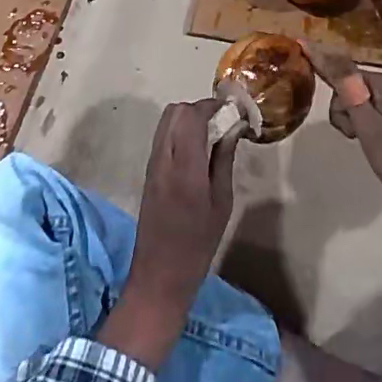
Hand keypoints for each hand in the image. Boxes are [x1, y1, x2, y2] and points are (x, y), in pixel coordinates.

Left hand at [126, 100, 240, 304]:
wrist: (160, 275)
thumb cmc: (198, 244)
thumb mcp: (222, 202)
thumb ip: (224, 160)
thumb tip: (233, 127)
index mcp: (185, 167)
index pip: (192, 116)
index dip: (212, 106)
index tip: (232, 112)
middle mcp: (164, 159)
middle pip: (175, 111)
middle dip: (200, 109)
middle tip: (222, 123)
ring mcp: (152, 163)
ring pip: (166, 120)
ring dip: (188, 118)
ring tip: (211, 135)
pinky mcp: (148, 171)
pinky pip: (163, 136)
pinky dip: (180, 131)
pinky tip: (197, 149)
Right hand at [325, 71, 381, 208]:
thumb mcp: (368, 126)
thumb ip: (350, 94)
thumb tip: (334, 60)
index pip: (345, 75)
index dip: (339, 98)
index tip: (345, 122)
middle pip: (353, 88)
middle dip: (347, 111)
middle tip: (355, 134)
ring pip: (361, 103)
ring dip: (356, 121)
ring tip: (365, 141)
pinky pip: (373, 114)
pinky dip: (367, 128)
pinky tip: (374, 144)